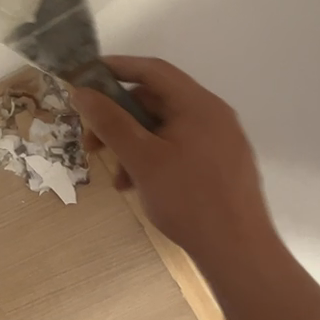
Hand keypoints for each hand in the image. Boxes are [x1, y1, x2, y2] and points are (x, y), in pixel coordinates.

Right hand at [74, 56, 279, 262]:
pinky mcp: (217, 163)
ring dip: (130, 144)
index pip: (152, 71)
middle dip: (117, 118)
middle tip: (91, 141)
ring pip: (161, 127)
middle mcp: (212, 116)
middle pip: (154, 101)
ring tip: (115, 175)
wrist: (238, 251)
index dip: (115, 68)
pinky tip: (135, 184)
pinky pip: (175, 147)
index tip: (82, 78)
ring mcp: (218, 140)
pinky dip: (149, 158)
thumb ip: (109, 121)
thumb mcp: (140, 158)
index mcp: (199, 106)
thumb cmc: (188, 199)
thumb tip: (82, 92)